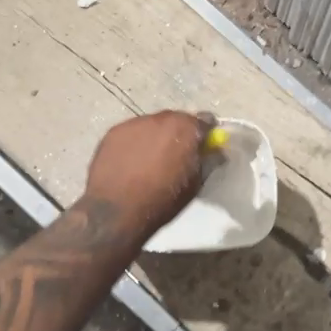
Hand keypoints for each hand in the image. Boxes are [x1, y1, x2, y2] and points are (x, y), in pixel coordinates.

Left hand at [83, 110, 210, 243]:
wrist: (116, 212)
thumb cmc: (162, 200)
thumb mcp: (196, 184)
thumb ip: (208, 161)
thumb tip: (217, 151)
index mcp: (187, 128)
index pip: (206, 120)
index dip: (207, 134)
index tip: (204, 147)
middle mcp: (162, 117)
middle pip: (178, 120)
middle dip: (180, 134)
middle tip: (176, 155)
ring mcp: (135, 123)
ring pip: (153, 125)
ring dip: (157, 137)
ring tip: (150, 160)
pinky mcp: (113, 131)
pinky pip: (132, 133)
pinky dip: (136, 143)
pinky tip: (130, 162)